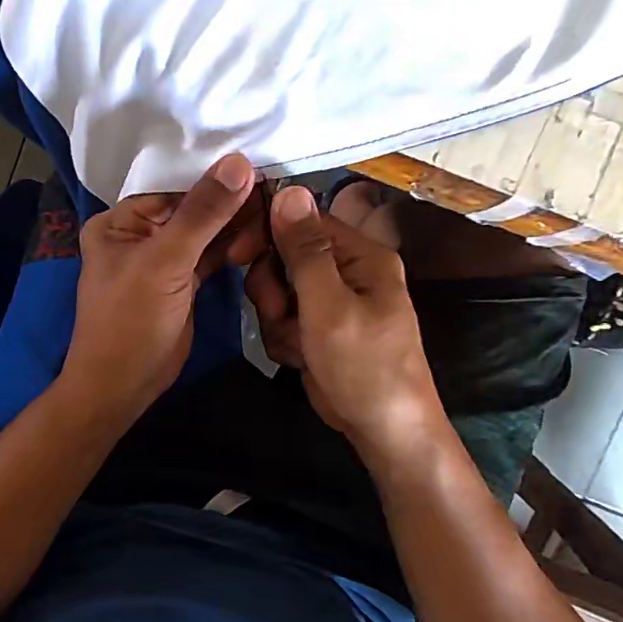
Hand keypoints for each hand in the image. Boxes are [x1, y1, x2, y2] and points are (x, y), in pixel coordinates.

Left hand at [63, 154, 265, 417]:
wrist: (123, 386)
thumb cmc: (131, 321)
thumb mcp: (164, 262)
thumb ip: (203, 213)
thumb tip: (239, 162)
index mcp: (121, 221)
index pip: (174, 186)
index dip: (215, 178)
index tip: (259, 170)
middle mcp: (141, 233)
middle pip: (194, 207)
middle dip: (230, 205)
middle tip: (272, 203)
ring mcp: (164, 258)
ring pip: (207, 231)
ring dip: (237, 227)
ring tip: (271, 223)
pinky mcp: (183, 280)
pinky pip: (213, 254)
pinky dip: (235, 248)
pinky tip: (262, 240)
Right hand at [245, 186, 445, 450]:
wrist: (382, 431)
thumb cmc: (364, 366)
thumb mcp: (329, 306)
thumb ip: (304, 251)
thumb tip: (289, 191)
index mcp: (361, 256)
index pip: (304, 222)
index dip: (268, 235)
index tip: (240, 255)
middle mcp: (346, 272)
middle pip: (284, 257)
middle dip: (274, 290)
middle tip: (281, 314)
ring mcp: (330, 303)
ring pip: (277, 292)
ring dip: (277, 320)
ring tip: (298, 344)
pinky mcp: (316, 329)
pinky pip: (282, 320)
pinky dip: (284, 340)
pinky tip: (300, 358)